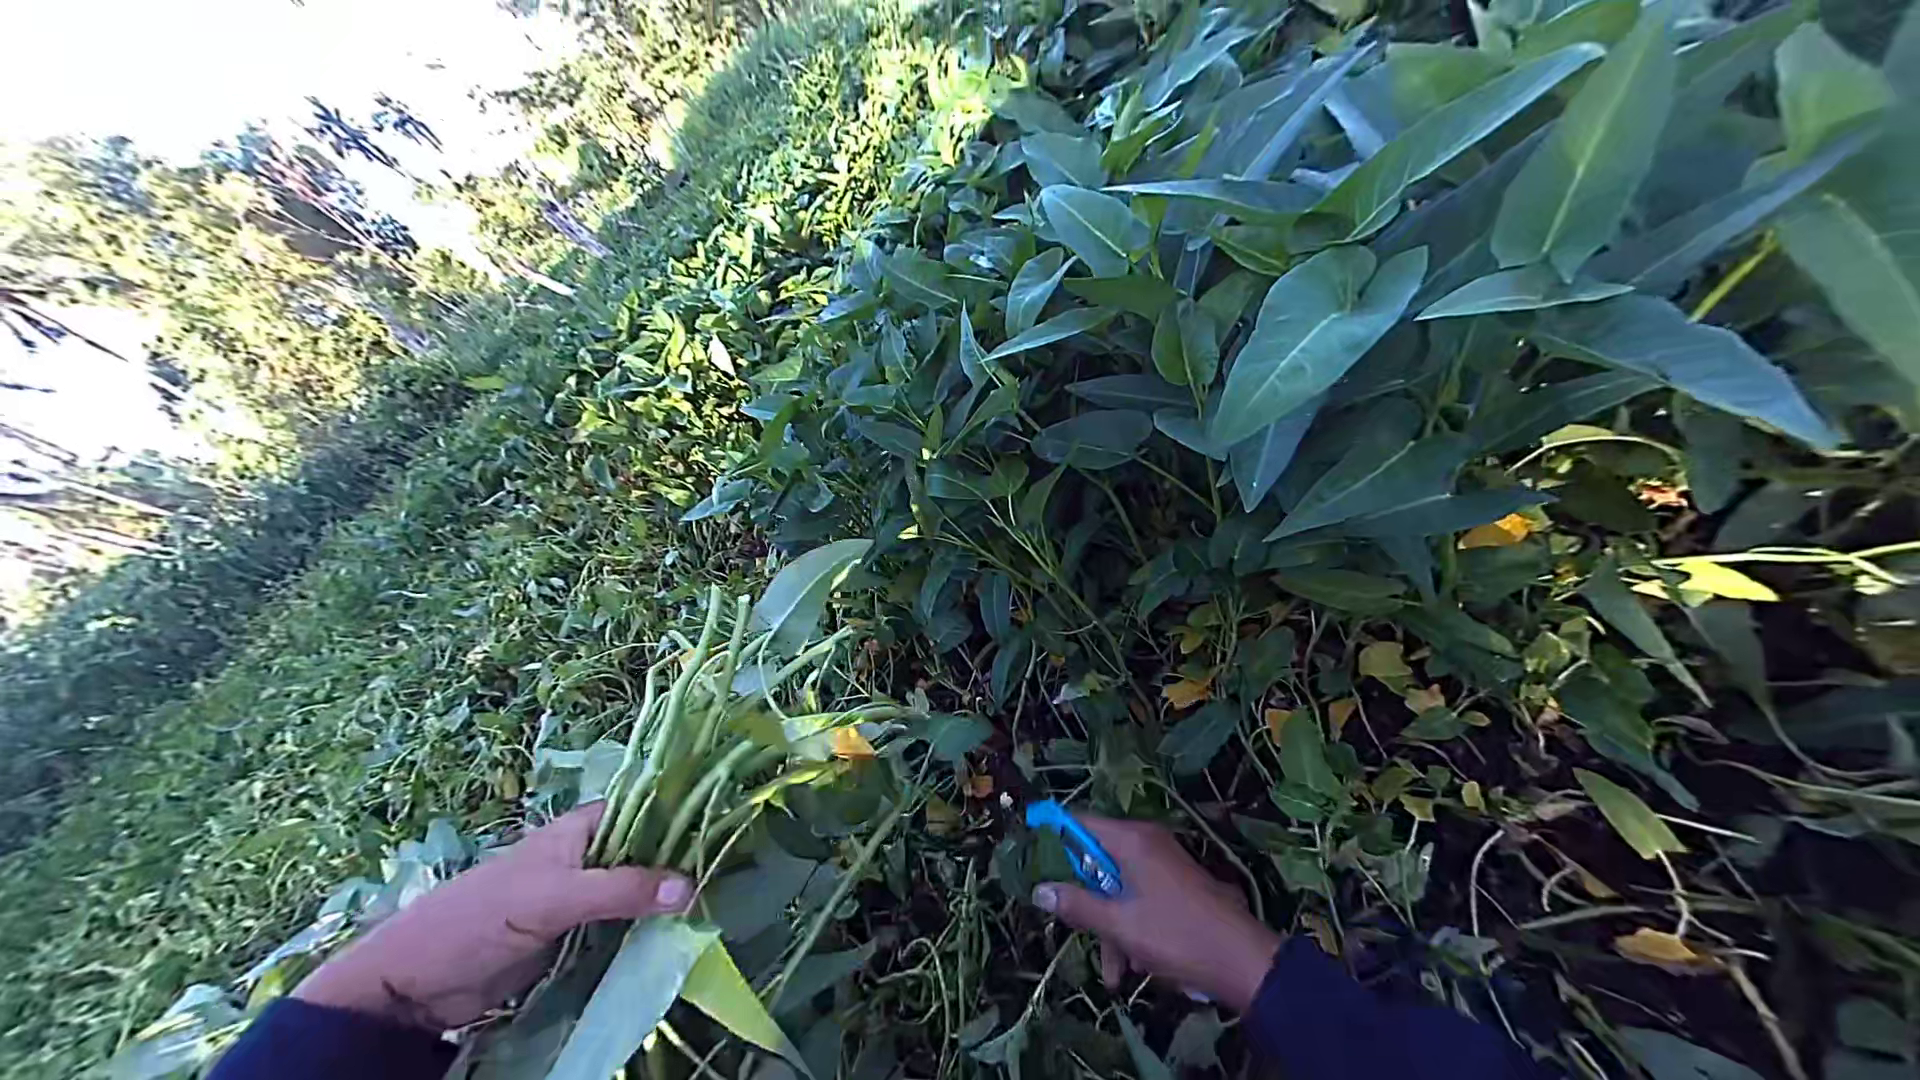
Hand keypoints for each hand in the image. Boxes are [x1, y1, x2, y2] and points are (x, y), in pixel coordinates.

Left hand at [294, 802, 693, 1029]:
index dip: (687, 814)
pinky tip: (678, 932)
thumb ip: (622, 889)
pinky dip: (649, 927)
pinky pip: (626, 922)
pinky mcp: (581, 931)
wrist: (414, 986)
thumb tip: (693, 885)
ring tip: (715, 903)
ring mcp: (587, 893)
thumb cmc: (482, 916)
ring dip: (669, 898)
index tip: (728, 828)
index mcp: (587, 826)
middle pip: (651, 850)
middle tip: (729, 873)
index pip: (650, 808)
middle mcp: (593, 852)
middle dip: (684, 861)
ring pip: (641, 888)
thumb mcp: (554, 897)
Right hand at [1031, 815, 1281, 1011]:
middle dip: (1087, 902)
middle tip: (1081, 935)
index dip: (1055, 837)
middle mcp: (1145, 840)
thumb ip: (1077, 905)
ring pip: (1118, 884)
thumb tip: (1039, 889)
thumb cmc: (1176, 935)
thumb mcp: (1119, 925)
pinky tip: (1133, 967)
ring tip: (1115, 973)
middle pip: (1097, 859)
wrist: (1244, 962)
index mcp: (1130, 838)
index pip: (1079, 822)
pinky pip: (1139, 893)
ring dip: (1109, 925)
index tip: (1036, 861)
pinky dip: (1130, 924)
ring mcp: (1163, 860)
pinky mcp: (1176, 881)